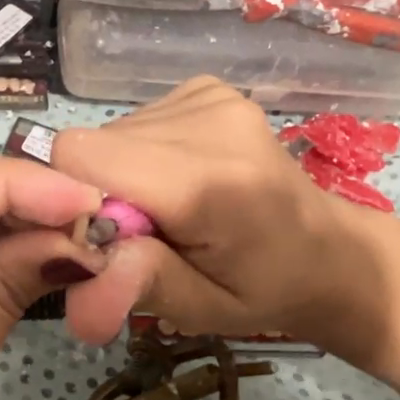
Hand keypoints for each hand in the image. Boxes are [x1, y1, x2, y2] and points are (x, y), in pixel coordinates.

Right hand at [55, 77, 399, 361]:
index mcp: (206, 183)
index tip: (102, 241)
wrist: (329, 253)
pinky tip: (181, 183)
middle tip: (145, 236)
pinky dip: (142, 157)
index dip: (72, 200)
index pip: (79, 156)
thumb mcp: (201, 310)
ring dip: (120, 178)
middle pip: (92, 145)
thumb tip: (69, 272)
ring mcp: (210, 98)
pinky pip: (137, 122)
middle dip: (98, 195)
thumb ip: (138, 285)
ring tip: (171, 212)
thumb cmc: (265, 291)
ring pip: (110, 134)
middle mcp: (207, 122)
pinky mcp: (207, 89)